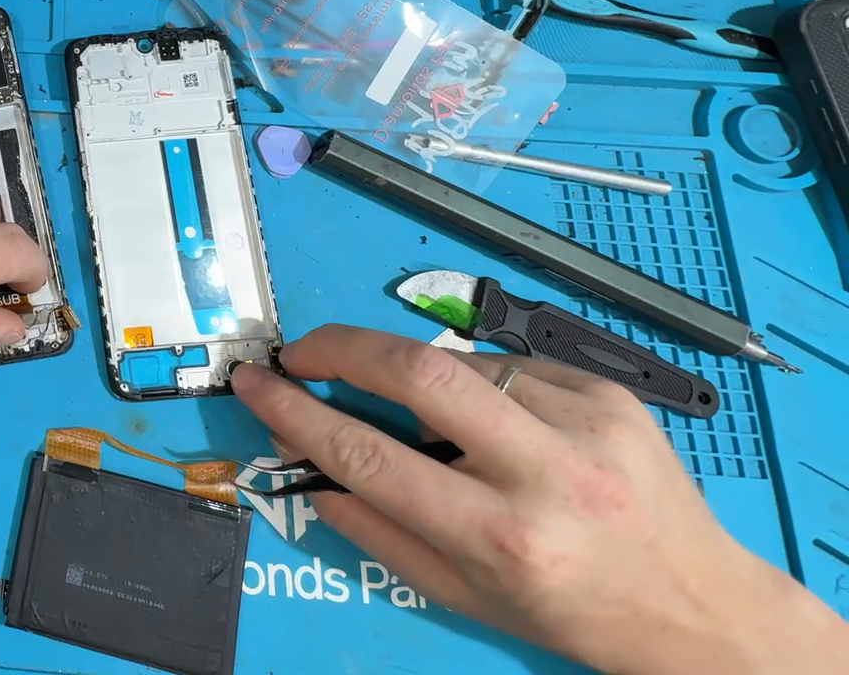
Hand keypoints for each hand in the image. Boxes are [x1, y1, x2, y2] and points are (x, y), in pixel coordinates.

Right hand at [232, 325, 848, 674]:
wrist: (706, 611)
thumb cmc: (564, 610)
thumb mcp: (455, 593)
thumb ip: (368, 525)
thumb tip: (298, 456)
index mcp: (502, 536)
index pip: (368, 454)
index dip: (294, 411)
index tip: (252, 383)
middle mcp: (549, 474)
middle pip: (416, 373)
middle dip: (338, 348)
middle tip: (300, 355)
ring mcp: (587, 422)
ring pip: (454, 362)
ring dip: (405, 372)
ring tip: (410, 406)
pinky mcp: (608, 392)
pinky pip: (501, 364)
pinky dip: (470, 381)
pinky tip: (487, 415)